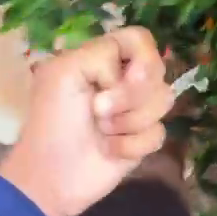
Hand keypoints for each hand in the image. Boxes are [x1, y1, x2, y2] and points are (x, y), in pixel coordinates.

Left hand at [0, 26, 173, 215]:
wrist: (52, 176)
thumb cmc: (52, 121)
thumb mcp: (64, 72)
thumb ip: (102, 53)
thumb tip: (127, 79)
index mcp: (104, 58)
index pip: (141, 39)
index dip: (141, 58)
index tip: (122, 78)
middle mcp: (124, 79)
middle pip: (158, 70)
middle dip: (130, 96)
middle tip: (99, 110)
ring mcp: (136, 109)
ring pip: (164, 101)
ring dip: (129, 121)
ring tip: (103, 132)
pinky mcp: (143, 139)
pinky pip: (159, 132)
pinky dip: (132, 145)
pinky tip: (111, 151)